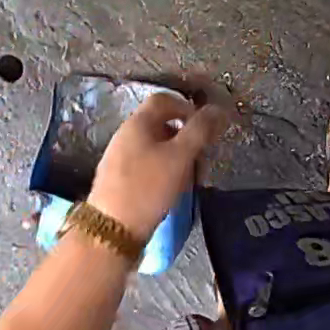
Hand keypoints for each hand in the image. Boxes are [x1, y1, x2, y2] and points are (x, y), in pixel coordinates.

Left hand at [87, 92, 230, 241]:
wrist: (112, 230)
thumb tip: (217, 109)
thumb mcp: (180, 156)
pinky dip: (165, 171)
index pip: (164, 99)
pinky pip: (148, 165)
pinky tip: (173, 191)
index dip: (187, 107)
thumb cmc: (148, 187)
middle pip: (162, 124)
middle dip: (187, 139)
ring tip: (191, 179)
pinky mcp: (120, 179)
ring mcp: (120, 157)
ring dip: (179, 158)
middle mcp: (126, 135)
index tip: (205, 127)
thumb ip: (200, 130)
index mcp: (138, 123)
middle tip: (201, 159)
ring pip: (157, 147)